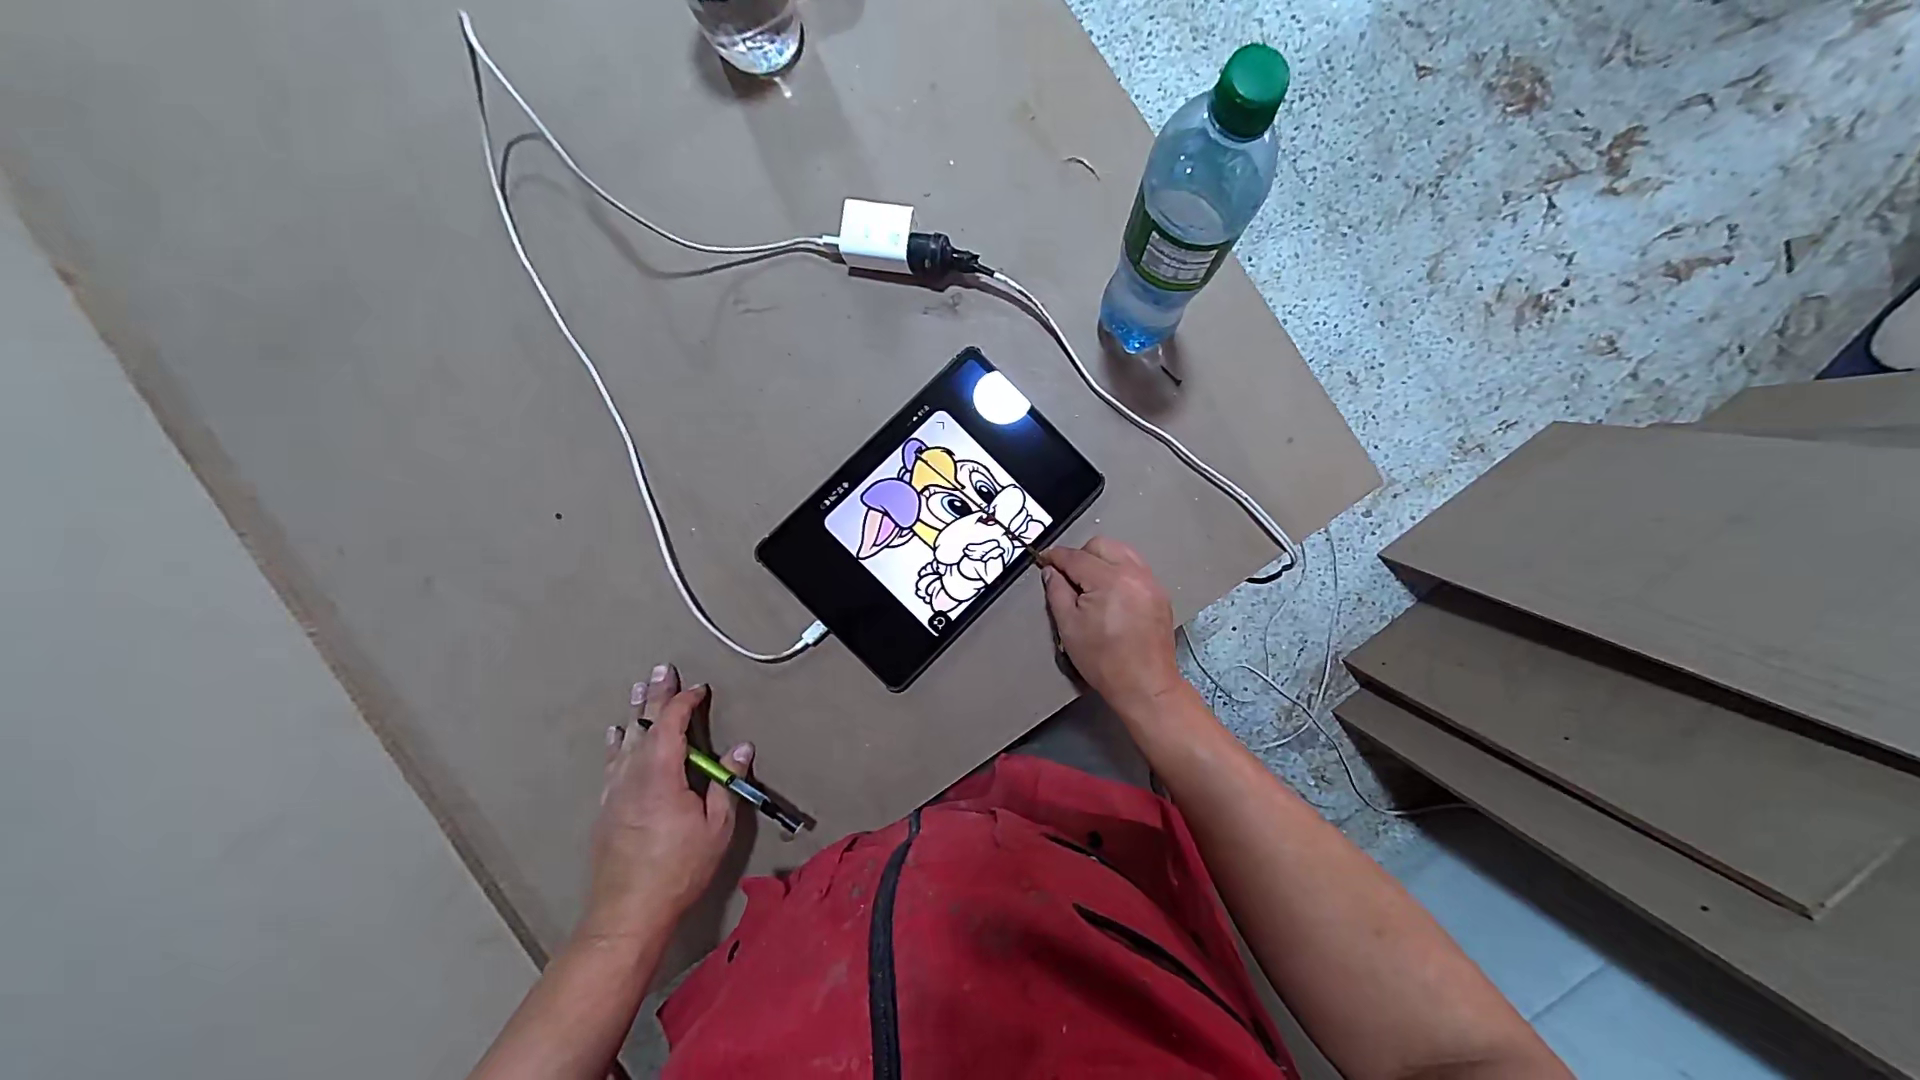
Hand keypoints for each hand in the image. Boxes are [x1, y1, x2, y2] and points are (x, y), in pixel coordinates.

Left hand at [577, 664, 749, 942]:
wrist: (627, 912)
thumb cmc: (678, 869)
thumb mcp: (717, 827)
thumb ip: (726, 783)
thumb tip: (739, 749)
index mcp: (661, 775)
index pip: (671, 724)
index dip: (685, 702)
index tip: (698, 690)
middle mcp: (632, 775)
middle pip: (644, 724)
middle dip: (655, 695)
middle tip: (661, 670)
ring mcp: (614, 791)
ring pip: (625, 740)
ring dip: (635, 712)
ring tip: (638, 689)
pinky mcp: (605, 807)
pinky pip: (611, 762)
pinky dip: (617, 743)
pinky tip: (616, 735)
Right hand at [1038, 537, 1186, 718]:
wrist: (1145, 685)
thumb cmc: (1106, 662)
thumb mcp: (1069, 627)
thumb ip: (1057, 592)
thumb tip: (1051, 573)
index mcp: (1110, 581)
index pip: (1076, 557)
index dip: (1056, 557)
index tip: (1045, 560)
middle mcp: (1134, 574)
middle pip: (1101, 545)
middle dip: (1081, 554)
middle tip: (1068, 575)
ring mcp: (1150, 583)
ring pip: (1121, 551)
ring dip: (1101, 559)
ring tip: (1089, 583)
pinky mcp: (1159, 593)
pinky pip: (1135, 567)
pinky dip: (1119, 570)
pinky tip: (1110, 592)